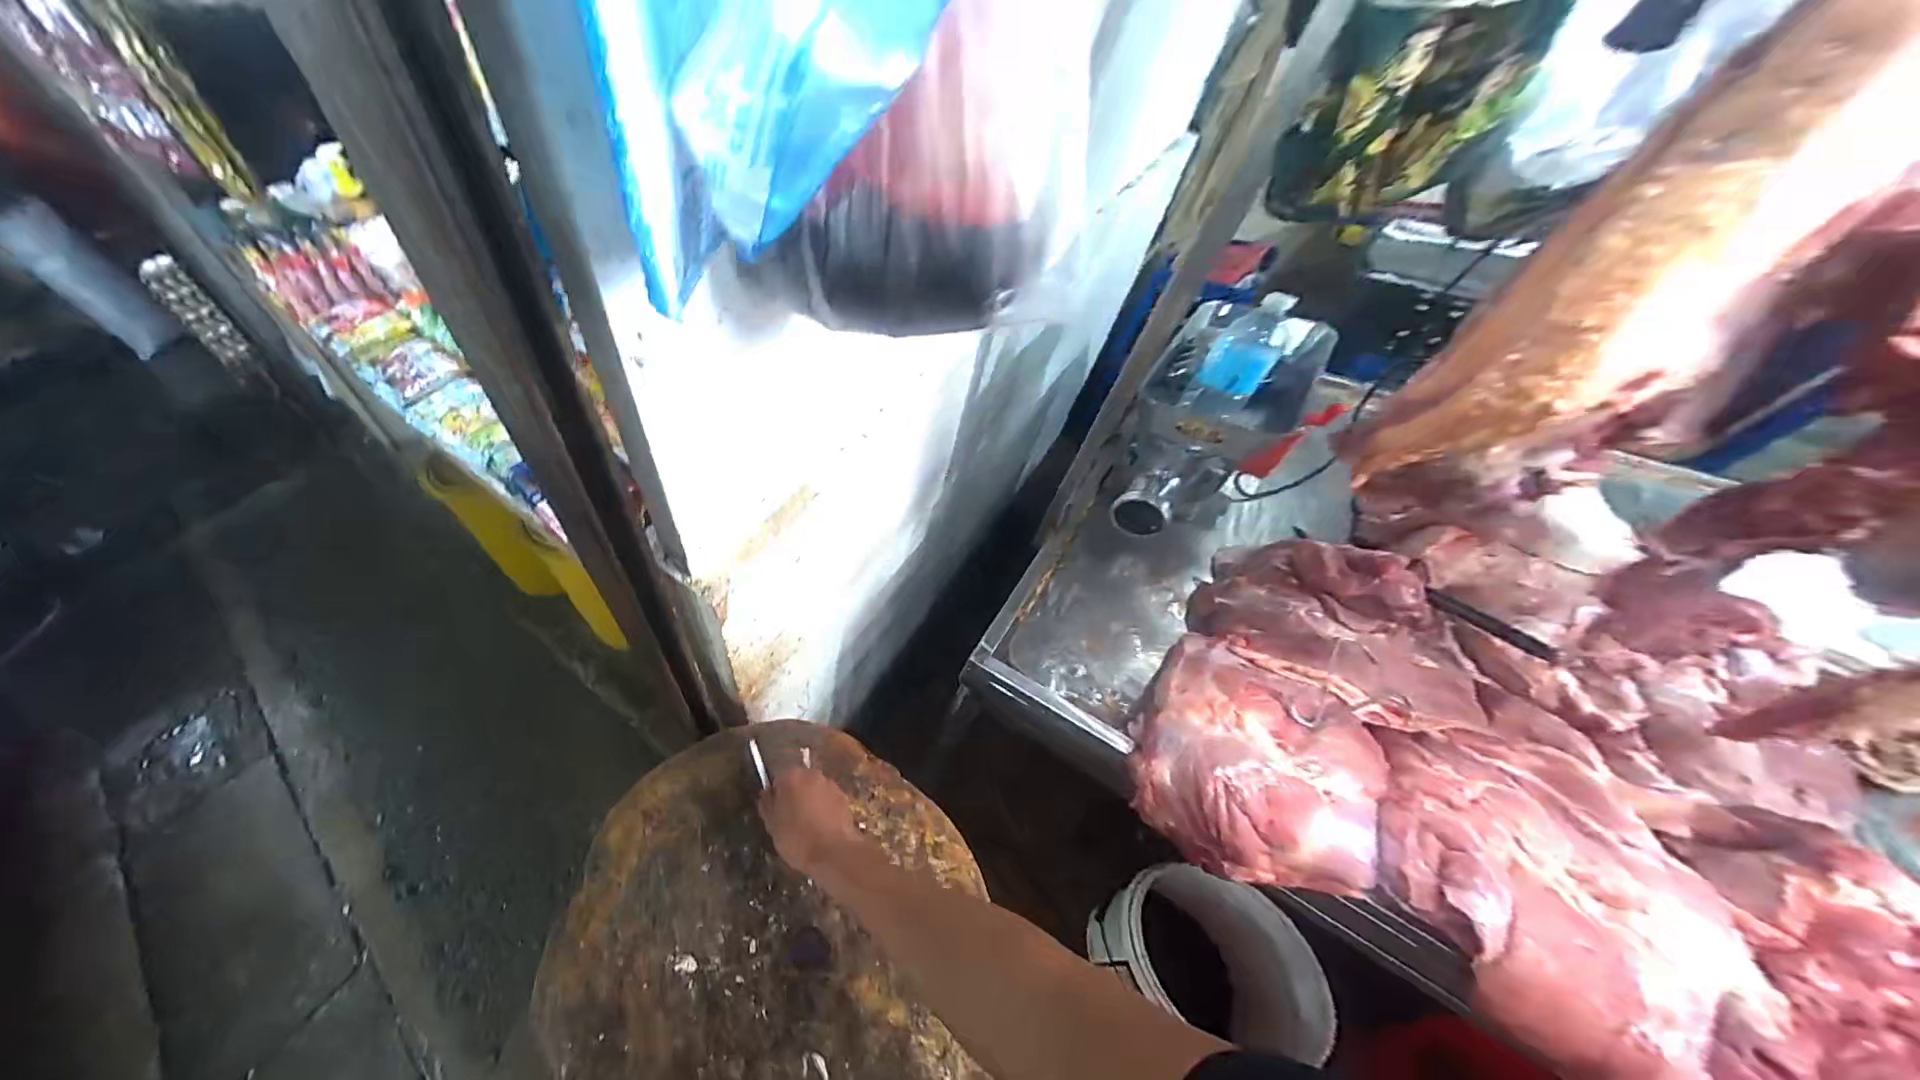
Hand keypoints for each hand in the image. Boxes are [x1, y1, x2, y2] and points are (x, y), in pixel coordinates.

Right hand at [758, 765, 865, 877]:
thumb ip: (767, 804)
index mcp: (791, 776)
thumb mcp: (772, 825)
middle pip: (798, 781)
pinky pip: (828, 799)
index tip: (776, 813)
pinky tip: (822, 827)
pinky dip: (825, 808)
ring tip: (808, 826)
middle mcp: (812, 774)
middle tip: (790, 819)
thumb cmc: (796, 838)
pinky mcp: (844, 797)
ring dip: (811, 801)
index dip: (776, 796)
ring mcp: (831, 784)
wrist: (834, 851)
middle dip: (794, 796)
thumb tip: (768, 793)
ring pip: (815, 790)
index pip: (778, 779)